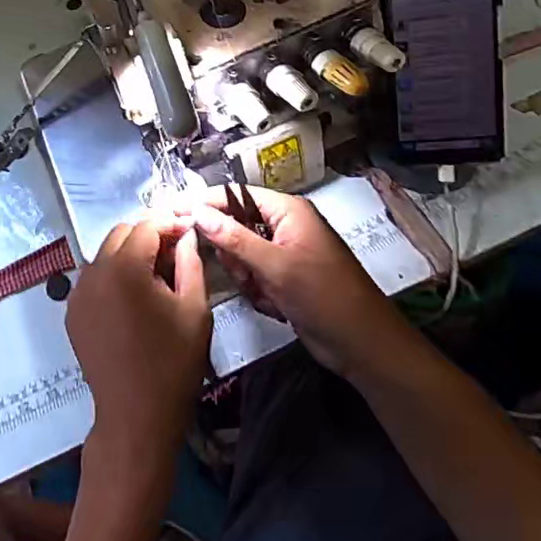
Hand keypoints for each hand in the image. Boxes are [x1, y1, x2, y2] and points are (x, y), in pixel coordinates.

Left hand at [66, 219, 211, 449]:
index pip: (147, 226)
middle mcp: (94, 272)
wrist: (135, 418)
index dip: (170, 225)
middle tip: (173, 256)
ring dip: (128, 256)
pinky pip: (94, 279)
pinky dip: (112, 278)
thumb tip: (185, 236)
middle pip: (121, 234)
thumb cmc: (172, 364)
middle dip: (147, 237)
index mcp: (124, 268)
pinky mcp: (72, 313)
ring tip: (153, 280)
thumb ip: (190, 263)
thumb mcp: (195, 310)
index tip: (188, 233)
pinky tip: (131, 300)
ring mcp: (78, 293)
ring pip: (105, 254)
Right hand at [181, 186, 410, 379]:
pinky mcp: (286, 278)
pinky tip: (276, 305)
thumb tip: (198, 212)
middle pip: (236, 226)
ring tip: (266, 293)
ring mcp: (286, 253)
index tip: (177, 213)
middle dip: (235, 254)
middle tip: (245, 274)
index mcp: (287, 211)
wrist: (363, 345)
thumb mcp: (275, 266)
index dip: (207, 203)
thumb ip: (233, 238)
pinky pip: (255, 276)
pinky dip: (260, 291)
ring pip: (243, 255)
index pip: (237, 195)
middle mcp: (285, 226)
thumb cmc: (323, 296)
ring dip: (248, 277)